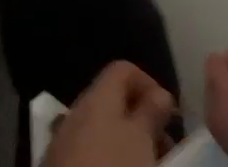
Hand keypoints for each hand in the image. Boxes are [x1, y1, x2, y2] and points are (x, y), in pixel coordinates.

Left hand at [45, 61, 176, 166]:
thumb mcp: (143, 139)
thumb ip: (152, 112)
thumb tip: (159, 95)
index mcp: (95, 98)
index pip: (123, 69)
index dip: (149, 84)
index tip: (166, 113)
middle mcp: (74, 113)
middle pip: (111, 101)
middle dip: (139, 118)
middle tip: (161, 144)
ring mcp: (60, 144)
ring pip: (99, 130)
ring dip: (123, 141)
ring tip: (144, 162)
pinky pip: (86, 152)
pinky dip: (105, 157)